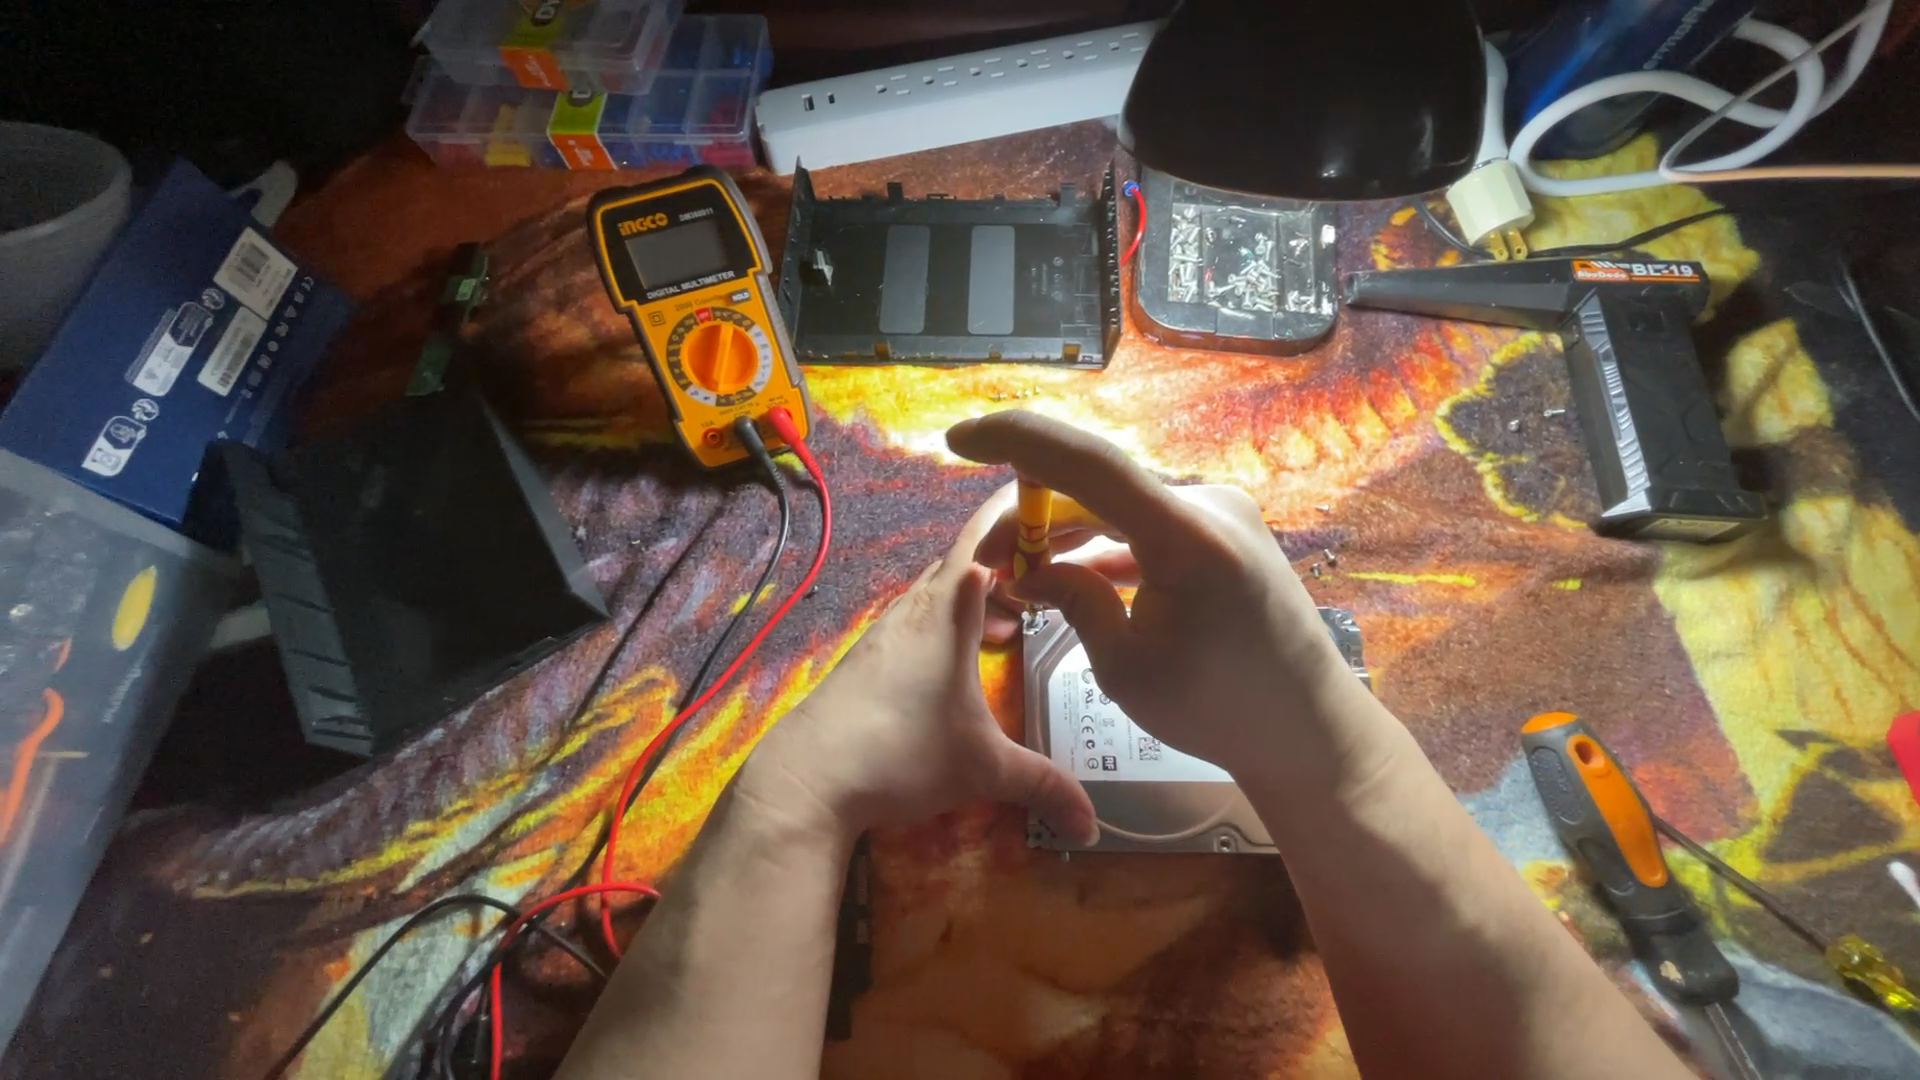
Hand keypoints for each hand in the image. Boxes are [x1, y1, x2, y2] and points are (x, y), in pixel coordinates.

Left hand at [736, 489, 1099, 845]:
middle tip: (1050, 572)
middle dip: (1008, 559)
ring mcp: (888, 630)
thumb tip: (1093, 824)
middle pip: (964, 559)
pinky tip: (965, 659)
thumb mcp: (983, 769)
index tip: (1051, 500)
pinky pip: (922, 618)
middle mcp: (917, 608)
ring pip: (941, 591)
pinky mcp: (870, 655)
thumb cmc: (903, 754)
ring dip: (978, 596)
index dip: (1016, 512)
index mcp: (947, 610)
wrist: (808, 778)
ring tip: (1014, 624)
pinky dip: (952, 622)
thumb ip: (1044, 786)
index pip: (984, 537)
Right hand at [948, 411, 1392, 794]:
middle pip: (1095, 486)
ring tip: (1018, 570)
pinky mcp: (1219, 534)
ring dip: (1064, 532)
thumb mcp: (1126, 668)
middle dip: (1032, 514)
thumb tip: (1027, 572)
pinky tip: (1065, 571)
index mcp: (1188, 537)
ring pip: (1117, 506)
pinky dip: (1101, 545)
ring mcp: (1218, 516)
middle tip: (988, 559)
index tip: (957, 438)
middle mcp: (1207, 507)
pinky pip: (1144, 526)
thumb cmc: (1219, 711)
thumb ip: (1074, 601)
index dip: (1015, 440)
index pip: (1087, 462)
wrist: (1307, 730)